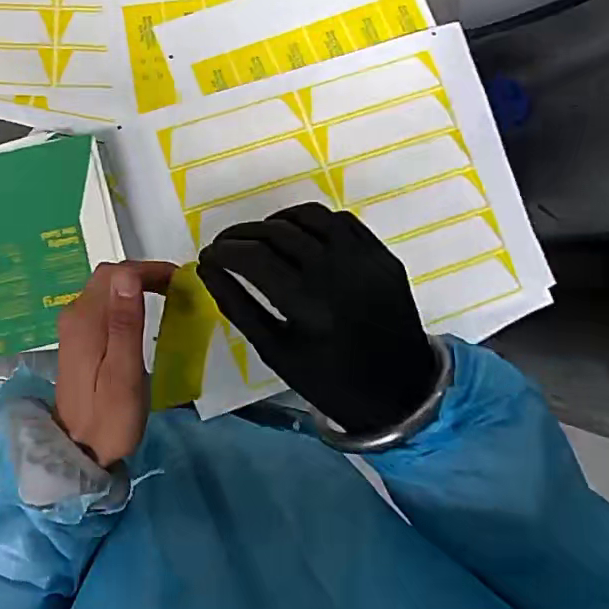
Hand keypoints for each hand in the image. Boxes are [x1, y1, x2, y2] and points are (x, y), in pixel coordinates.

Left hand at [55, 260, 174, 465]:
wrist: (77, 448)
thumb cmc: (109, 418)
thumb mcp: (124, 372)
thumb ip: (125, 323)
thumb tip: (127, 274)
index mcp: (85, 320)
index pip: (116, 273)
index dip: (148, 270)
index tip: (182, 281)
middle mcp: (74, 315)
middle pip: (108, 277)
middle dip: (144, 274)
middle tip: (180, 289)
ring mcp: (73, 326)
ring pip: (105, 289)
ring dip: (135, 286)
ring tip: (170, 299)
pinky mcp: (77, 338)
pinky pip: (102, 306)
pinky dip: (125, 302)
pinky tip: (144, 316)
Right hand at [197, 203, 435, 434]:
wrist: (401, 392)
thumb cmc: (327, 378)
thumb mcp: (272, 349)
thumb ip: (236, 304)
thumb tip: (206, 268)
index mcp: (306, 303)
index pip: (251, 256)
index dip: (221, 251)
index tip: (208, 258)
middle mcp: (336, 272)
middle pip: (274, 232)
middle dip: (239, 235)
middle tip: (223, 247)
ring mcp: (363, 260)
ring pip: (306, 216)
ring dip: (272, 223)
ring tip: (257, 239)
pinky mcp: (381, 256)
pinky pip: (339, 220)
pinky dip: (309, 222)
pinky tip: (296, 238)